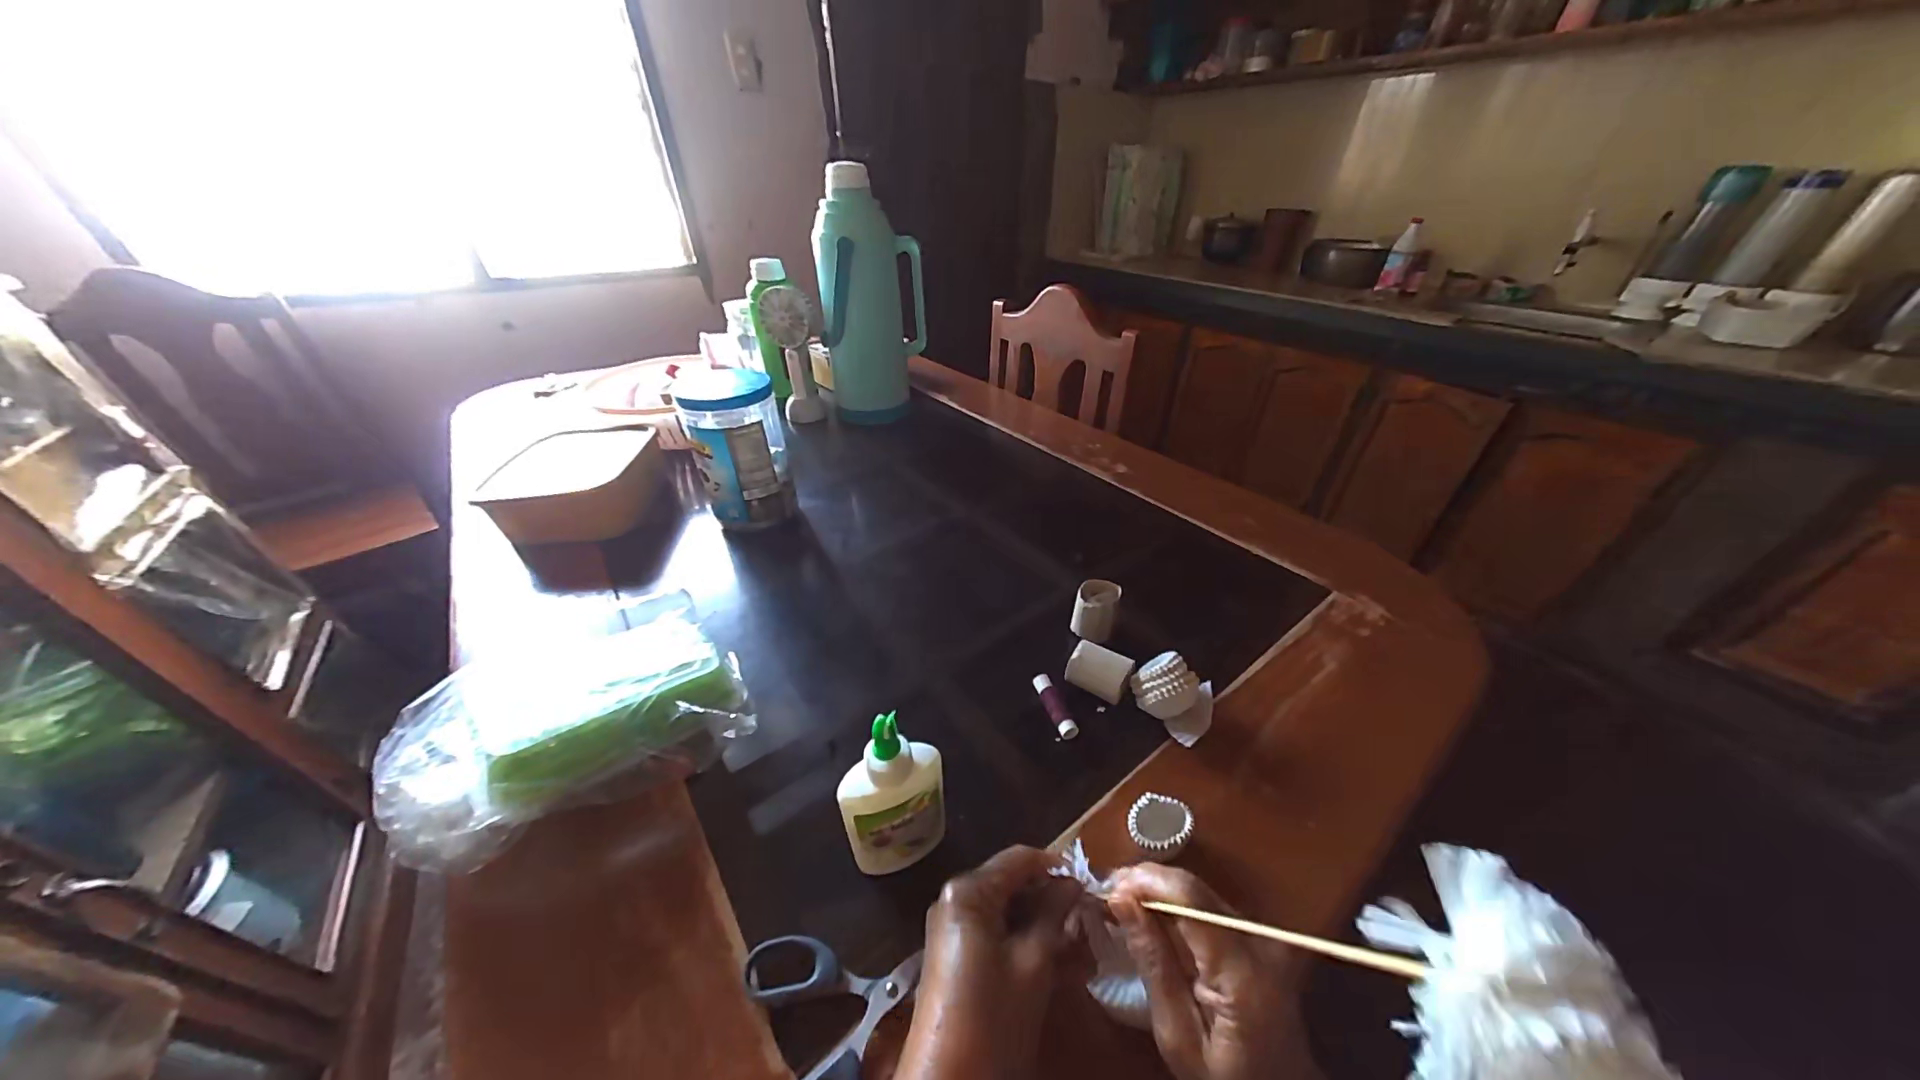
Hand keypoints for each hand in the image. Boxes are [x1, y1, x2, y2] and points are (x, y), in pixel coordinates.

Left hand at [895, 846, 1084, 1079]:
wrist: (946, 1078)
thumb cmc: (992, 1014)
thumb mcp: (1033, 962)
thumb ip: (1053, 913)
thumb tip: (1072, 882)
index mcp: (968, 890)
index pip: (1019, 858)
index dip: (1056, 866)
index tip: (1089, 883)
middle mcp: (954, 897)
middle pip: (1012, 883)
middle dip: (1051, 900)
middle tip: (1088, 921)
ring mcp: (952, 925)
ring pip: (1006, 910)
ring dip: (1043, 924)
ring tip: (1080, 950)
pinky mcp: (955, 951)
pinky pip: (995, 931)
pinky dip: (1023, 941)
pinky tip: (1056, 964)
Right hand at [1107, 864, 1294, 1079]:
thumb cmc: (1227, 1078)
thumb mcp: (1178, 1037)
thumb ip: (1153, 964)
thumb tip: (1120, 899)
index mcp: (1242, 971)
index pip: (1189, 898)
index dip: (1144, 882)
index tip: (1106, 889)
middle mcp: (1262, 940)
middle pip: (1193, 888)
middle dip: (1145, 882)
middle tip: (1108, 894)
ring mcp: (1268, 933)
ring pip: (1199, 889)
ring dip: (1158, 889)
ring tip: (1124, 902)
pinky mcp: (1264, 932)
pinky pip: (1209, 901)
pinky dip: (1176, 901)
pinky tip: (1152, 912)